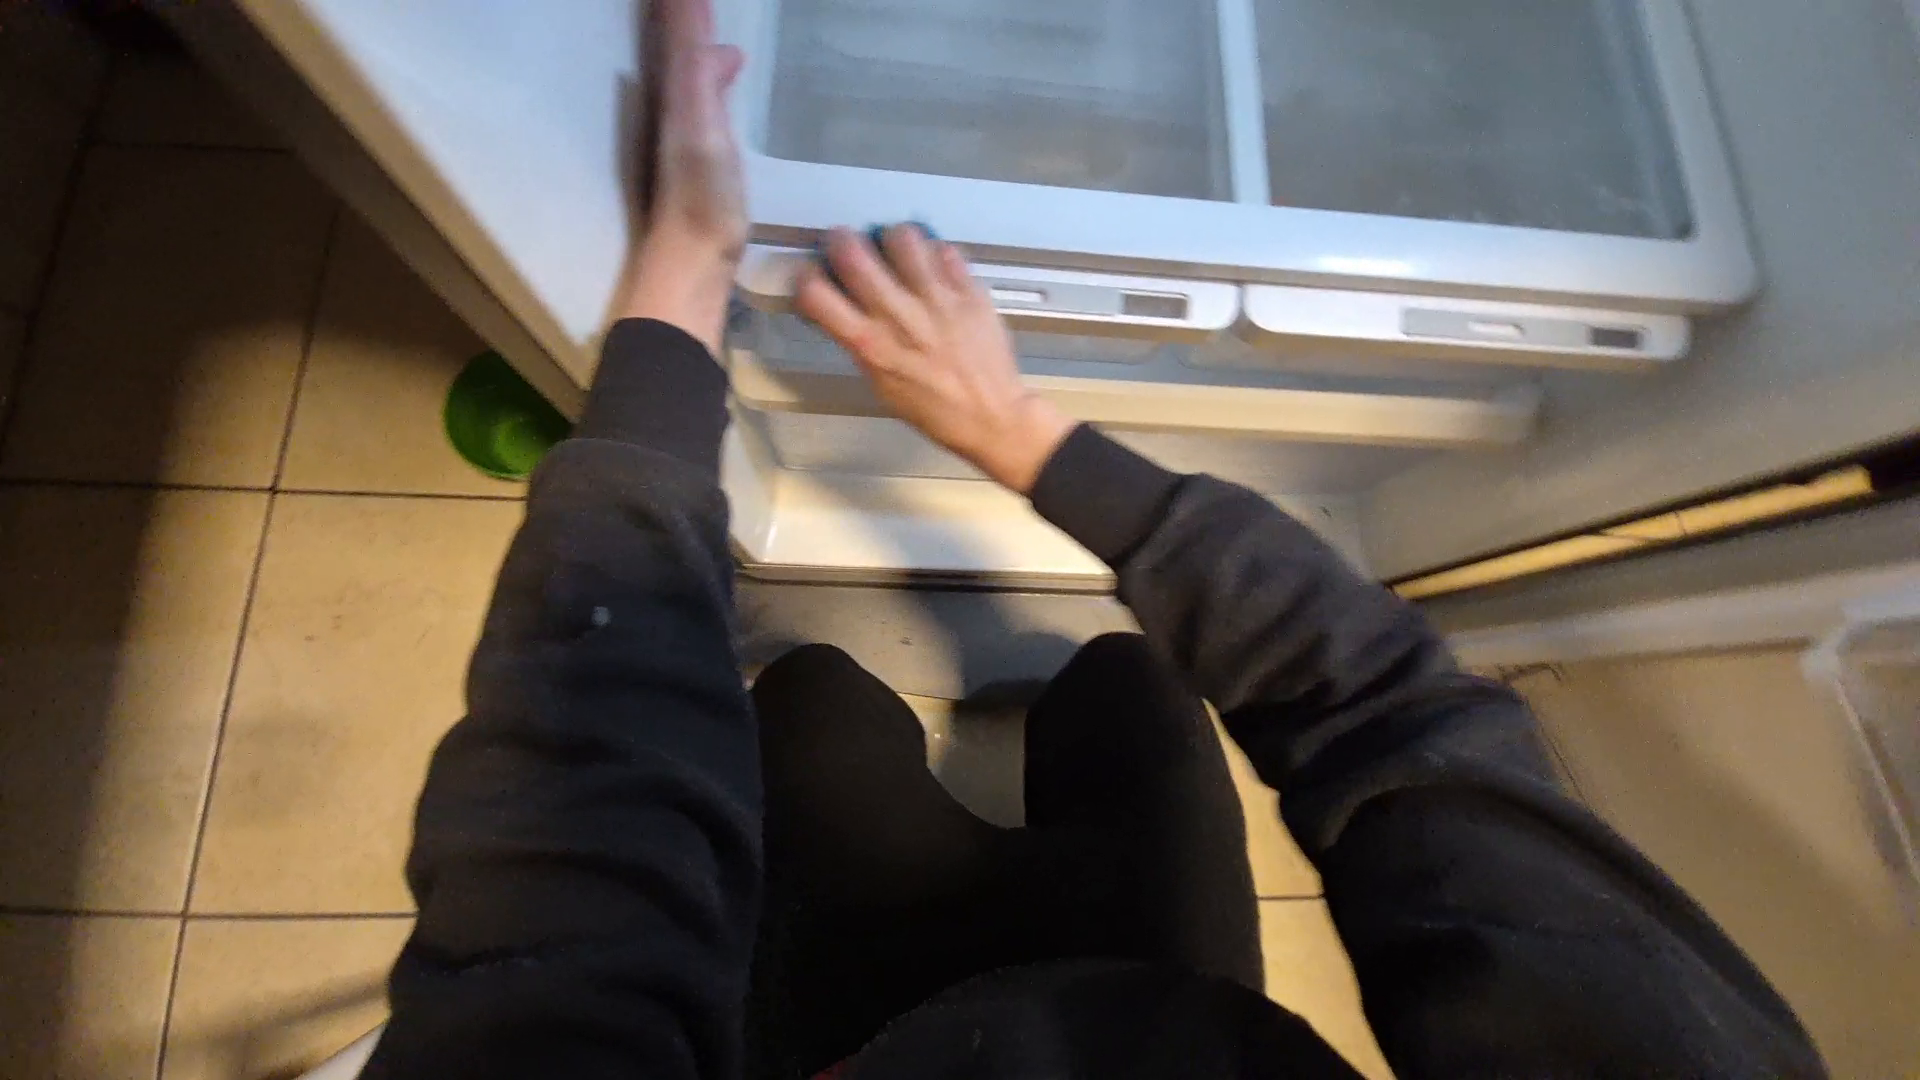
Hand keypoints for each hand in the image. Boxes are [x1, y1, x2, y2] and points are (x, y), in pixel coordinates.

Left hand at [614, 0, 746, 354]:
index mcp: (672, 95)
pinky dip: (712, 68)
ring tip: (706, 10)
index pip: (674, 30)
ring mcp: (685, 131)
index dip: (683, 5)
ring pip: (685, 64)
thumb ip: (699, 78)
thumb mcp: (703, 132)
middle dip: (685, 12)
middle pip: (673, 42)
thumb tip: (710, 33)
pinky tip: (725, 72)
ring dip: (695, 33)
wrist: (693, 264)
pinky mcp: (700, 156)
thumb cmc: (702, 201)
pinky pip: (702, 90)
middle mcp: (672, 105)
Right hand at [795, 226, 1075, 493]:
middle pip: (851, 250)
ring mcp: (936, 299)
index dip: (808, 278)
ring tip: (899, 255)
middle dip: (843, 242)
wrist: (991, 416)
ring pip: (900, 236)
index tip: (816, 277)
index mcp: (870, 346)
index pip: (814, 293)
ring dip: (893, 240)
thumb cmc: (935, 410)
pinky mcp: (969, 290)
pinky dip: (935, 253)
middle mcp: (898, 316)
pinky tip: (935, 270)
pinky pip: (943, 249)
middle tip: (851, 248)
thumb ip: (862, 342)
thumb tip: (845, 306)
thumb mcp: (883, 384)